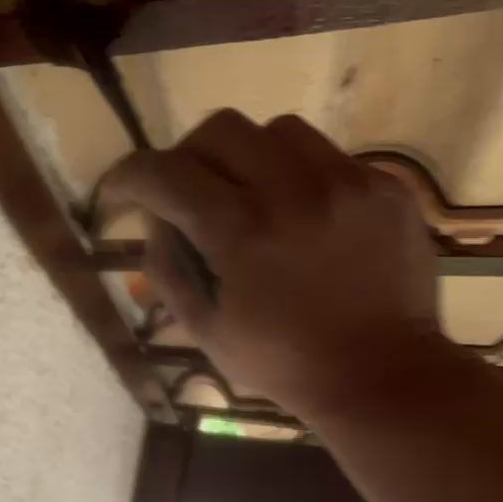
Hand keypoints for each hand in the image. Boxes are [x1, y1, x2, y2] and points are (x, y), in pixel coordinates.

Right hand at [100, 110, 448, 420]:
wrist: (378, 372)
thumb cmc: (278, 361)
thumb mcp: (203, 329)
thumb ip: (168, 268)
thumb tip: (156, 220)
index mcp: (242, 234)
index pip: (167, 174)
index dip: (129, 176)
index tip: (119, 191)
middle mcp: (294, 192)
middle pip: (220, 129)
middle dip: (186, 156)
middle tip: (183, 193)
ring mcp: (346, 182)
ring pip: (276, 130)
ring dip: (244, 157)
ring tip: (244, 198)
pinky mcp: (383, 186)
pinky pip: (326, 155)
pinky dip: (294, 176)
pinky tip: (296, 218)